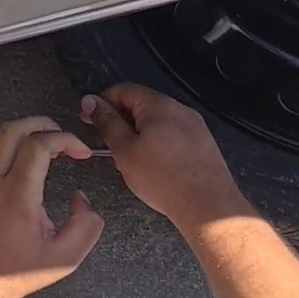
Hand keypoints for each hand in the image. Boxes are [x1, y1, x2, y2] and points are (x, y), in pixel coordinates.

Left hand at [0, 117, 104, 297]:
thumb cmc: (18, 270)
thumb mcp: (65, 256)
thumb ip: (85, 225)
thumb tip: (82, 199)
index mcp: (17, 192)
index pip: (38, 144)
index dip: (65, 139)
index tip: (81, 151)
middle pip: (13, 129)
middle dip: (43, 123)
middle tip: (64, 136)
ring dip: (25, 130)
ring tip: (49, 142)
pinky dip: (12, 143)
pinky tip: (28, 157)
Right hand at [83, 84, 254, 229]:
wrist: (209, 208)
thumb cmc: (164, 178)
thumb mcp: (124, 149)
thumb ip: (106, 121)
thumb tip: (91, 101)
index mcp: (160, 105)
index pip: (123, 90)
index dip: (101, 102)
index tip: (89, 119)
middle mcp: (180, 110)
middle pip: (140, 104)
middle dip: (119, 120)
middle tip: (106, 142)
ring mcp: (195, 127)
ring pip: (155, 121)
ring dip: (136, 133)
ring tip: (128, 157)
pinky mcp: (202, 145)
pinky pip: (171, 135)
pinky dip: (155, 143)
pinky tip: (150, 165)